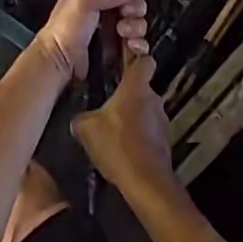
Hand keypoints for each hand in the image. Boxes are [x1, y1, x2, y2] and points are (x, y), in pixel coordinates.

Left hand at [33, 0, 148, 80]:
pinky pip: (138, 45)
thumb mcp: (84, 0)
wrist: (60, 60)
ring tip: (123, 32)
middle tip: (126, 13)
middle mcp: (105, 11)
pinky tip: (131, 45)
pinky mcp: (117, 50)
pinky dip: (139, 44)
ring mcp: (112, 31)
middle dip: (135, 8)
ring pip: (138, 24)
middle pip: (134, 4)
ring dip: (136, 27)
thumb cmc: (66, 28)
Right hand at [72, 55, 177, 203]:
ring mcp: (161, 121)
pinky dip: (137, 133)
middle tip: (107, 99)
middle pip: (142, 86)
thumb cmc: (117, 145)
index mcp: (136, 87)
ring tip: (112, 126)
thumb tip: (78, 117)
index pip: (144, 60)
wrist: (147, 184)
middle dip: (127, 91)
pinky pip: (148, 128)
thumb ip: (81, 116)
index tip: (123, 59)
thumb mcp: (86, 128)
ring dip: (132, 114)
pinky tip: (122, 145)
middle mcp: (153, 99)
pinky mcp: (164, 141)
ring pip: (145, 108)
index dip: (135, 56)